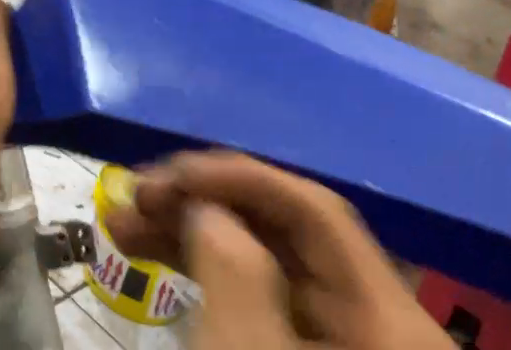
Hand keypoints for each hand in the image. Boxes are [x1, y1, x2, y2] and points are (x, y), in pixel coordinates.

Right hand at [106, 151, 452, 349]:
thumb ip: (231, 277)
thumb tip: (209, 211)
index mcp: (390, 326)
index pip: (317, 214)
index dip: (235, 178)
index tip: (158, 177)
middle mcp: (381, 329)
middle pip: (291, 236)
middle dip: (203, 206)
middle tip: (128, 201)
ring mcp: (348, 347)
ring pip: (269, 264)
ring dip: (194, 235)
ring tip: (120, 227)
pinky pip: (263, 300)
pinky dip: (208, 275)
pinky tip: (156, 262)